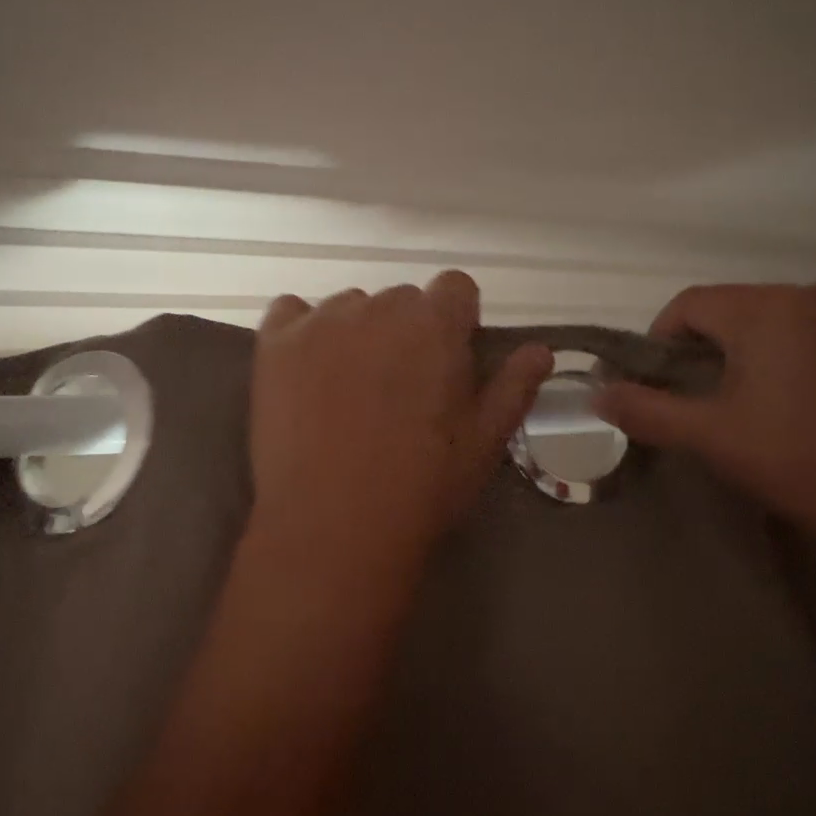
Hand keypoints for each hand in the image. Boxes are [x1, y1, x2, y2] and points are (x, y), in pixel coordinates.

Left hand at [250, 271, 552, 565]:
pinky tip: (307, 376)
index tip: (448, 364)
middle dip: (407, 332)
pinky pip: (291, 313)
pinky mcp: (274, 344)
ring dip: (357, 334)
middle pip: (401, 300)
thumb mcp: (484, 444)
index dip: (456, 323)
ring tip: (350, 392)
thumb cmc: (421, 489)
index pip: (456, 288)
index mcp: (435, 325)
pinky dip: (303, 333)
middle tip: (400, 390)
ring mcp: (320, 322)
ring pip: (349, 308)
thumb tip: (541, 349)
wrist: (333, 527)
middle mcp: (378, 307)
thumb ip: (513, 387)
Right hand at [593, 283, 815, 530]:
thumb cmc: (792, 459)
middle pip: (731, 307)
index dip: (658, 341)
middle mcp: (811, 294)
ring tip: (739, 404)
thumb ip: (646, 409)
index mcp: (767, 308)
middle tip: (693, 401)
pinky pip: (808, 331)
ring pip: (771, 319)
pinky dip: (784, 354)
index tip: (653, 385)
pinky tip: (786, 401)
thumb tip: (597, 395)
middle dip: (702, 348)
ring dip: (743, 351)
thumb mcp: (708, 435)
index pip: (689, 304)